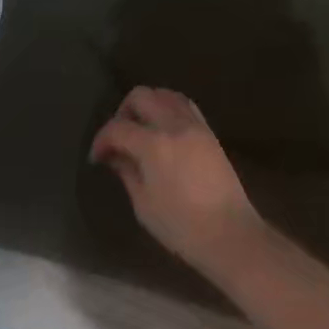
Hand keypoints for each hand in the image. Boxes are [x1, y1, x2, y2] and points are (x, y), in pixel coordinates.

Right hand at [90, 87, 269, 276]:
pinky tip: (163, 129)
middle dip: (122, 112)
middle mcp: (174, 125)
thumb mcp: (144, 204)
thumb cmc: (182, 227)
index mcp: (154, 144)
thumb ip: (127, 171)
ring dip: (147, 105)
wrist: (231, 234)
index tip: (97, 157)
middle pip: (141, 96)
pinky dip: (168, 107)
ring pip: (164, 94)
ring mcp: (195, 125)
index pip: (118, 128)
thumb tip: (114, 155)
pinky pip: (184, 104)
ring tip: (140, 130)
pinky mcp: (209, 131)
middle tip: (117, 139)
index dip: (101, 140)